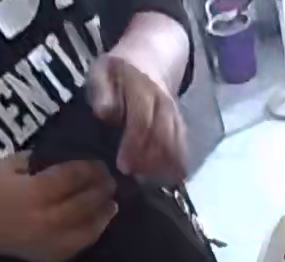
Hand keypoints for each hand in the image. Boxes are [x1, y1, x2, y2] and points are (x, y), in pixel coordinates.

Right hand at [0, 156, 116, 261]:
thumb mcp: (8, 165)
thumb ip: (39, 162)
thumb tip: (67, 159)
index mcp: (35, 192)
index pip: (73, 178)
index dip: (90, 169)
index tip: (100, 163)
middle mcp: (50, 218)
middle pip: (86, 203)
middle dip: (102, 190)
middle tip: (111, 180)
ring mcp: (55, 241)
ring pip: (90, 227)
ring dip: (104, 214)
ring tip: (112, 202)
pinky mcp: (56, 256)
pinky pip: (82, 244)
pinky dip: (94, 231)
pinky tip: (99, 221)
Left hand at [88, 53, 188, 182]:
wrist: (150, 58)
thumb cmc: (118, 72)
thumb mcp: (102, 71)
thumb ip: (101, 91)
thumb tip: (104, 114)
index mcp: (141, 87)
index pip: (142, 122)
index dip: (133, 147)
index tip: (123, 166)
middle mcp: (163, 102)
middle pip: (162, 138)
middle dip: (149, 162)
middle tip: (136, 177)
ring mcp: (175, 115)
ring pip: (175, 146)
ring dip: (163, 167)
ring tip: (149, 180)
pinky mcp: (182, 126)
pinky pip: (183, 149)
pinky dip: (176, 166)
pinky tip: (167, 178)